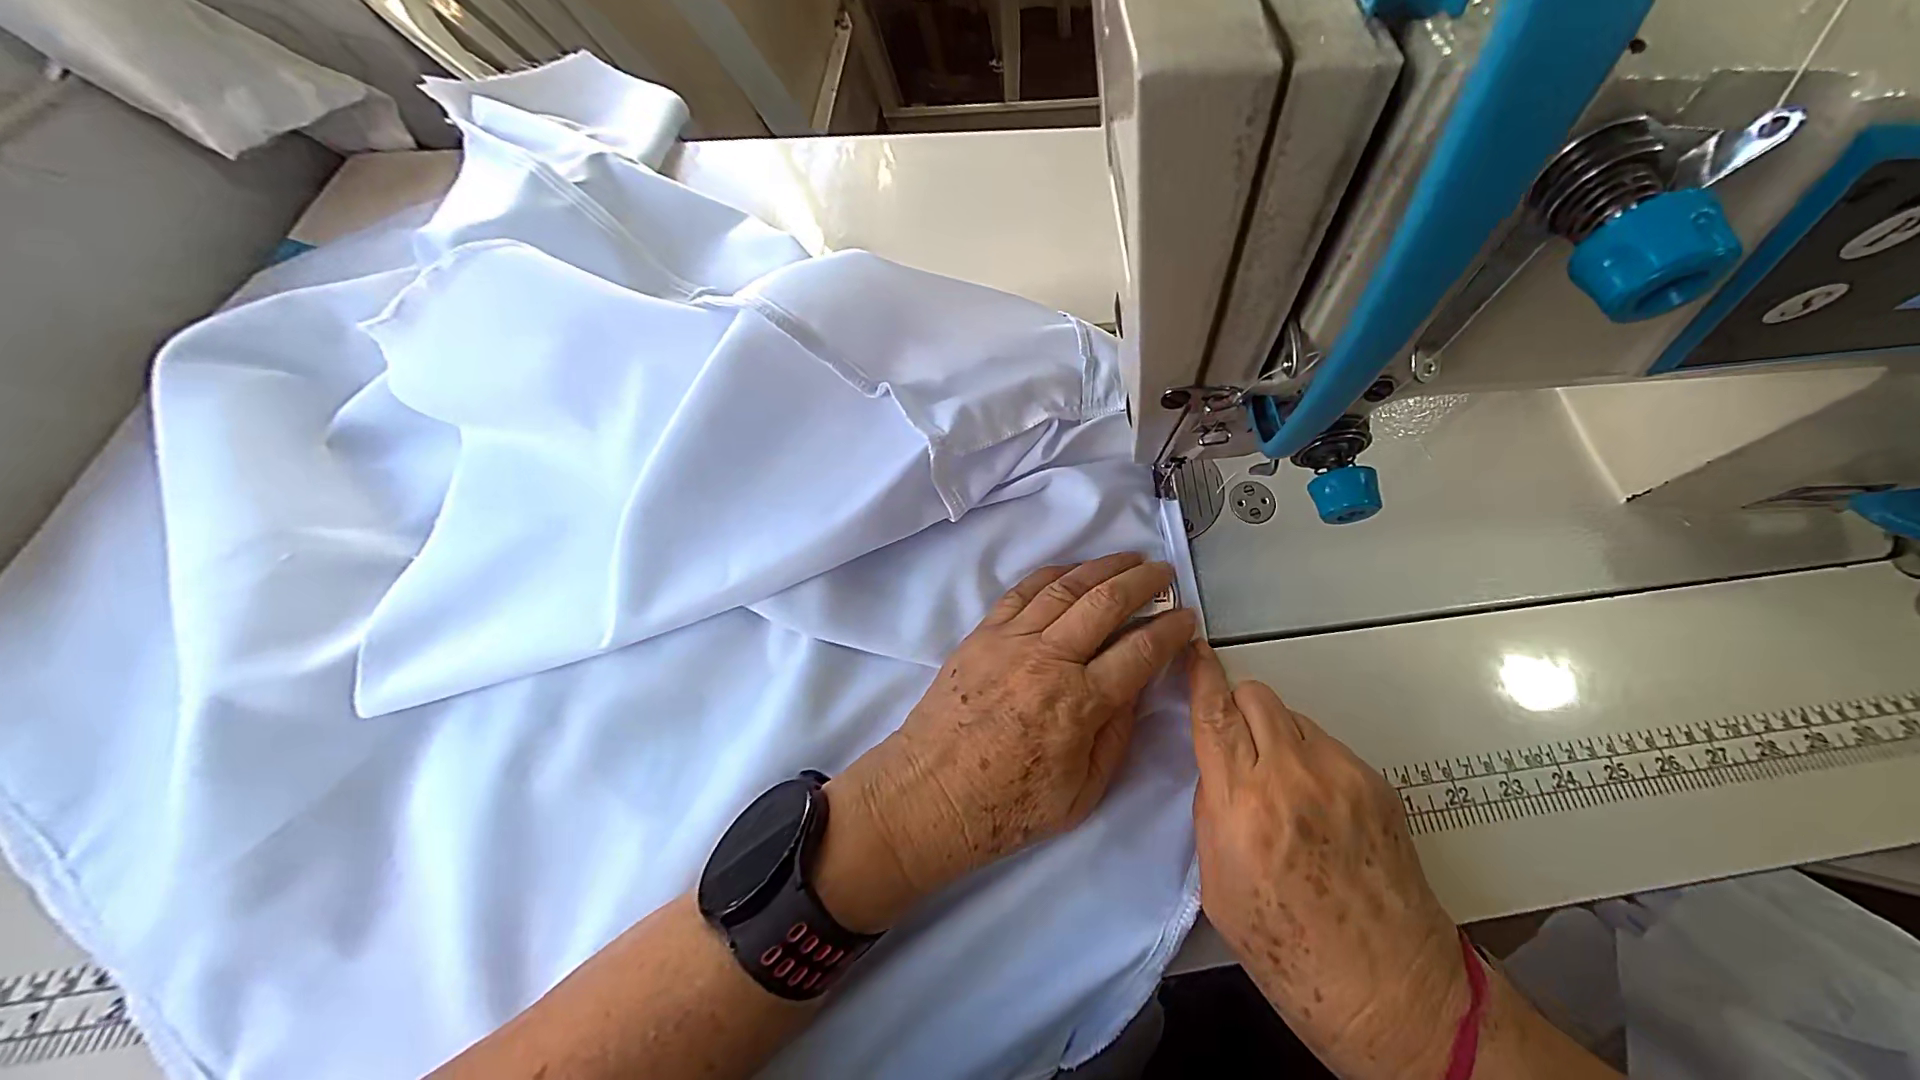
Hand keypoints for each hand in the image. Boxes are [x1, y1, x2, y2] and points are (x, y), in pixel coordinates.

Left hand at [815, 553, 1195, 932]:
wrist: (930, 795)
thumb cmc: (1008, 806)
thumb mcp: (1084, 792)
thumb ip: (1116, 734)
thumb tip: (1136, 685)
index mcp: (1080, 703)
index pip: (1140, 651)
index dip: (1170, 630)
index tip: (1186, 617)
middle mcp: (1048, 660)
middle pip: (1105, 604)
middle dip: (1142, 582)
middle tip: (1162, 573)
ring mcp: (1011, 641)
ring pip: (1065, 589)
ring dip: (1101, 568)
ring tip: (1127, 559)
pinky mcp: (982, 635)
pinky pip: (1021, 592)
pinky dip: (1051, 575)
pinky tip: (1071, 570)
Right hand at [1187, 642, 1466, 1079]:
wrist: (1389, 988)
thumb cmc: (1287, 949)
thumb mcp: (1217, 883)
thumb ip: (1211, 809)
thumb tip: (1217, 766)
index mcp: (1243, 807)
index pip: (1214, 716)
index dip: (1200, 677)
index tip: (1194, 653)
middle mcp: (1292, 779)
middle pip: (1256, 697)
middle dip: (1237, 706)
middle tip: (1236, 741)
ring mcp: (1341, 778)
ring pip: (1291, 716)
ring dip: (1274, 733)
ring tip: (1280, 782)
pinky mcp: (1375, 785)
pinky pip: (1326, 744)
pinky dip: (1309, 757)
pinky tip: (1316, 804)